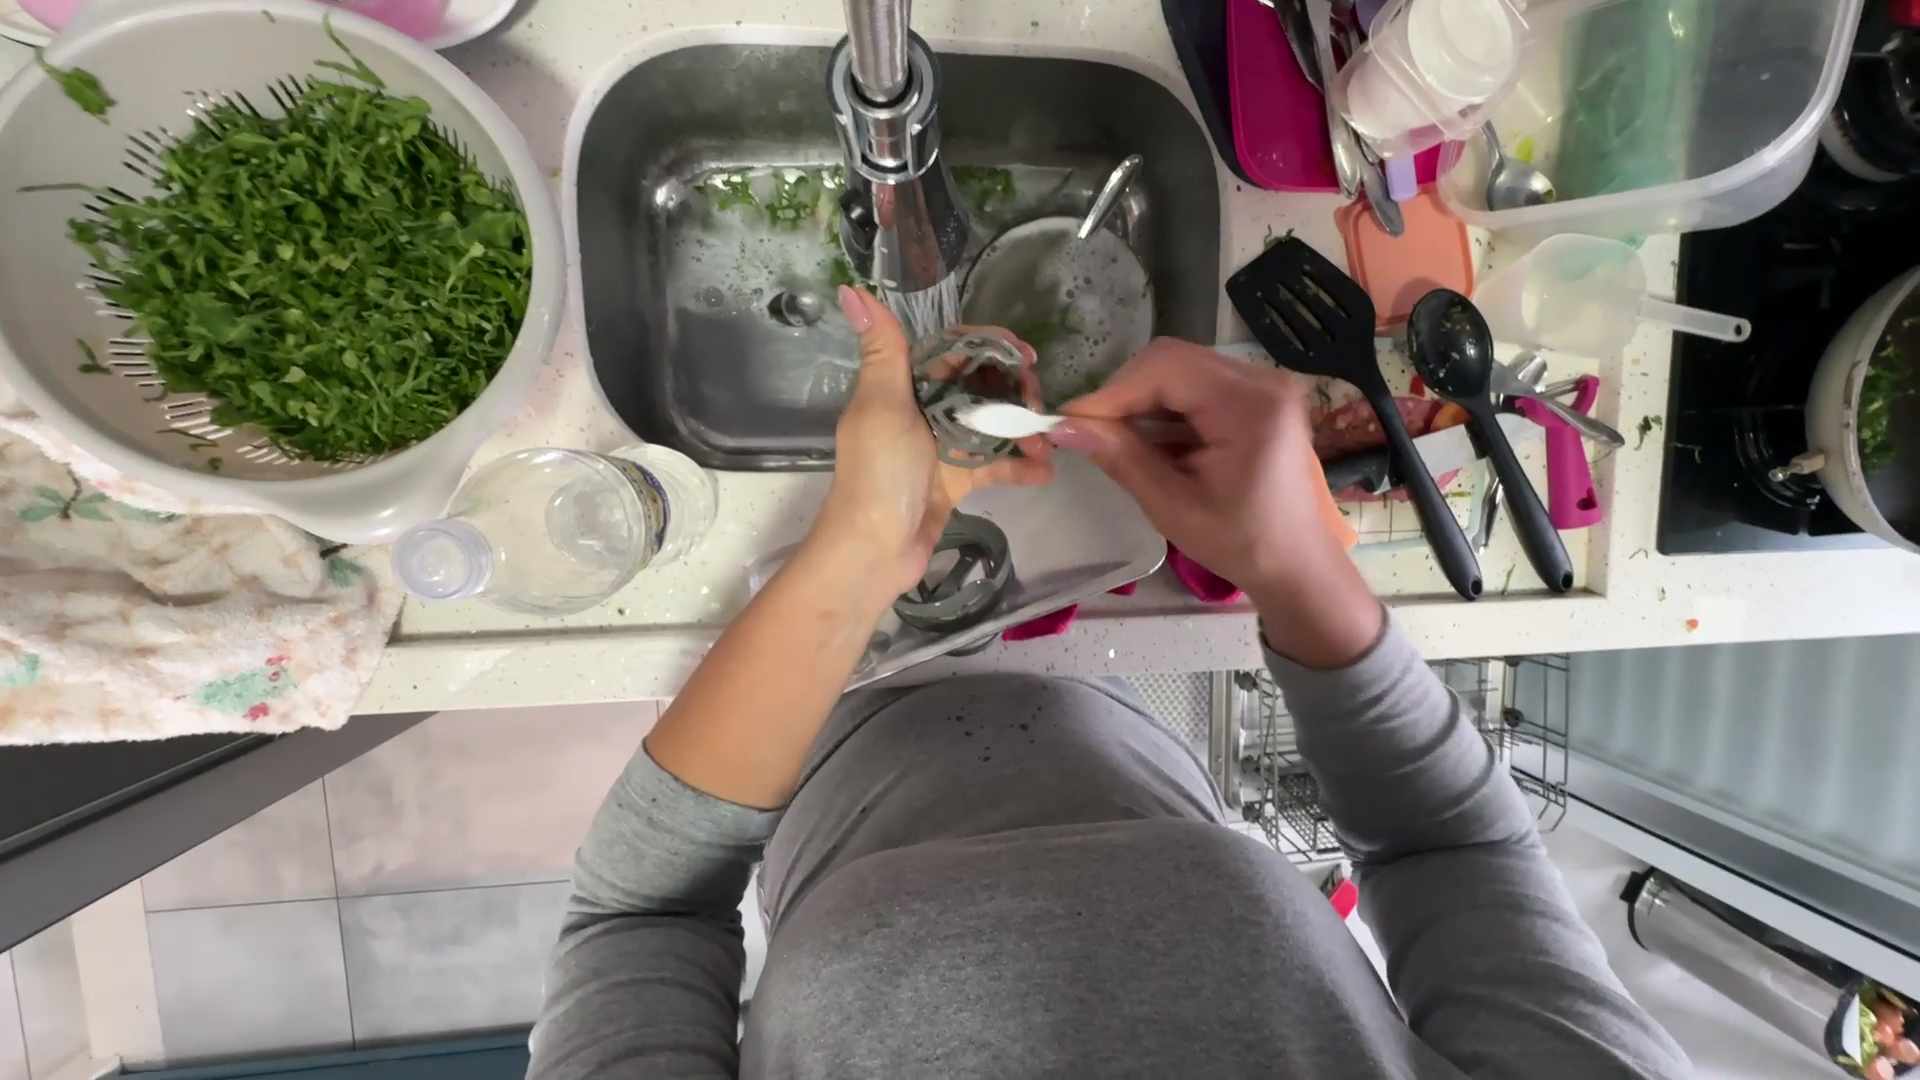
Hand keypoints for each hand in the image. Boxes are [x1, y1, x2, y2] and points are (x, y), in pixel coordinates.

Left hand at [813, 287, 1052, 599]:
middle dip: (1014, 391)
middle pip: (979, 386)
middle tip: (1039, 405)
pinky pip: (993, 466)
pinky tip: (1044, 473)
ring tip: (1047, 444)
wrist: (873, 551)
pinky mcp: (955, 482)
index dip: (989, 346)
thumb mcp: (881, 406)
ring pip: (991, 425)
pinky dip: (1018, 467)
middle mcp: (922, 411)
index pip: (952, 351)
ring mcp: (940, 447)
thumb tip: (851, 288)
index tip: (1025, 354)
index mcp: (902, 387)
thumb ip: (882, 350)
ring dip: (1022, 430)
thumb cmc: (879, 474)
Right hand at [1051, 339, 1379, 666]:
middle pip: (1172, 362)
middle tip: (1090, 433)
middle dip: (1124, 395)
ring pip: (1179, 372)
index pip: (1166, 368)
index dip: (1112, 392)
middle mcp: (1262, 381)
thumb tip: (1063, 428)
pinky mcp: (1255, 399)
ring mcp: (1261, 386)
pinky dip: (1163, 411)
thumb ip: (1120, 459)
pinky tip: (1148, 443)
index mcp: (1251, 405)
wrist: (1296, 565)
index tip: (1071, 424)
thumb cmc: (1240, 543)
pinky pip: (1195, 388)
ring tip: (1115, 442)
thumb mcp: (1172, 506)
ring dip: (1140, 403)